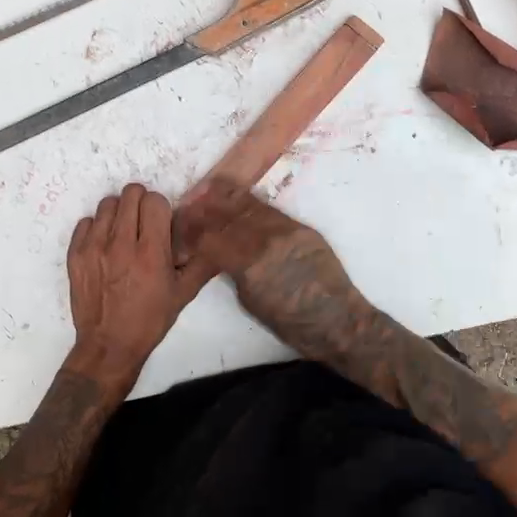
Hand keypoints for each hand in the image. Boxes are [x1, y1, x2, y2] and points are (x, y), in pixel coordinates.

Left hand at [65, 183, 213, 386]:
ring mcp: (94, 248)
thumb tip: (219, 239)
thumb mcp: (183, 294)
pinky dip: (96, 228)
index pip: (154, 200)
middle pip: (130, 194)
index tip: (161, 222)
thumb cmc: (150, 320)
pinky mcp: (75, 254)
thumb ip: (203, 263)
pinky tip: (104, 245)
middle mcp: (121, 244)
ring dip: (118, 213)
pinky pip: (85, 221)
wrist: (108, 345)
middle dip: (140, 203)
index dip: (160, 207)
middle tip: (143, 222)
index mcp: (151, 253)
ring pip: (107, 204)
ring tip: (123, 233)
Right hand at [175, 178, 368, 363]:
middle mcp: (266, 240)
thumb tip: (220, 253)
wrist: (338, 321)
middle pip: (226, 216)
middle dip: (203, 209)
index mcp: (249, 264)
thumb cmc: (292, 324)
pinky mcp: (301, 227)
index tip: (179, 227)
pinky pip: (269, 211)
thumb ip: (233, 272)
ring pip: (248, 206)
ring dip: (225, 199)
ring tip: (207, 192)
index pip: (210, 238)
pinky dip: (249, 204)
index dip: (191, 232)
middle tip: (187, 205)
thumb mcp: (251, 302)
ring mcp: (286, 230)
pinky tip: (238, 200)